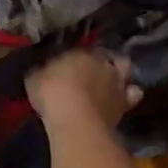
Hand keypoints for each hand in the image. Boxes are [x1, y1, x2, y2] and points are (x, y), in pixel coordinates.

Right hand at [27, 50, 141, 129]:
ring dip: (118, 71)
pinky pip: (133, 93)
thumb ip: (40, 69)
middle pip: (106, 54)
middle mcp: (103, 62)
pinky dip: (128, 93)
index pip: (80, 46)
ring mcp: (118, 81)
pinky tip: (120, 97)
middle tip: (90, 68)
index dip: (75, 54)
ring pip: (125, 68)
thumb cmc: (52, 94)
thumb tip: (41, 65)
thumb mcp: (33, 78)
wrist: (76, 121)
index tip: (66, 61)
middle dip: (101, 58)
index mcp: (80, 51)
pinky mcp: (126, 102)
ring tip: (108, 80)